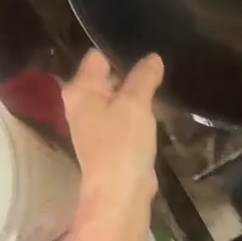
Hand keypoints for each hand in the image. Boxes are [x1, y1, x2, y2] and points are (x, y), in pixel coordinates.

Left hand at [62, 50, 163, 205]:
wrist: (120, 192)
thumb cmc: (122, 142)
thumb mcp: (136, 103)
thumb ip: (144, 76)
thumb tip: (152, 58)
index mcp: (80, 90)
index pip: (97, 57)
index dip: (119, 51)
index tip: (145, 48)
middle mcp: (80, 104)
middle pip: (106, 77)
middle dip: (130, 72)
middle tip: (158, 66)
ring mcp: (93, 124)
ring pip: (116, 98)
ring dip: (135, 94)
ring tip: (161, 85)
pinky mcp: (107, 141)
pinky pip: (122, 117)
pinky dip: (136, 113)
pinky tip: (156, 110)